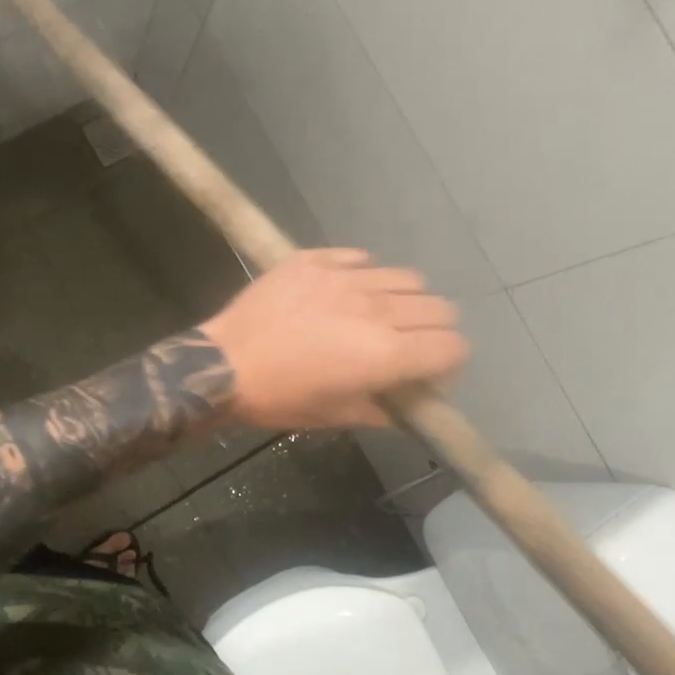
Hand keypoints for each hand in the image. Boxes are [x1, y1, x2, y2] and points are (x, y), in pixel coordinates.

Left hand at [199, 249, 468, 428]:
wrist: (222, 366)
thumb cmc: (280, 399)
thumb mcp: (337, 416)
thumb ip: (384, 409)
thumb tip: (408, 406)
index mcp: (385, 353)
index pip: (452, 347)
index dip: (450, 363)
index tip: (432, 373)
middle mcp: (375, 308)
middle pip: (439, 308)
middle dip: (434, 331)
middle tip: (410, 345)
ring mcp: (345, 277)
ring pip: (406, 277)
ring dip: (405, 299)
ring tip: (380, 314)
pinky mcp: (315, 259)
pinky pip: (360, 257)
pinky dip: (365, 274)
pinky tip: (347, 291)